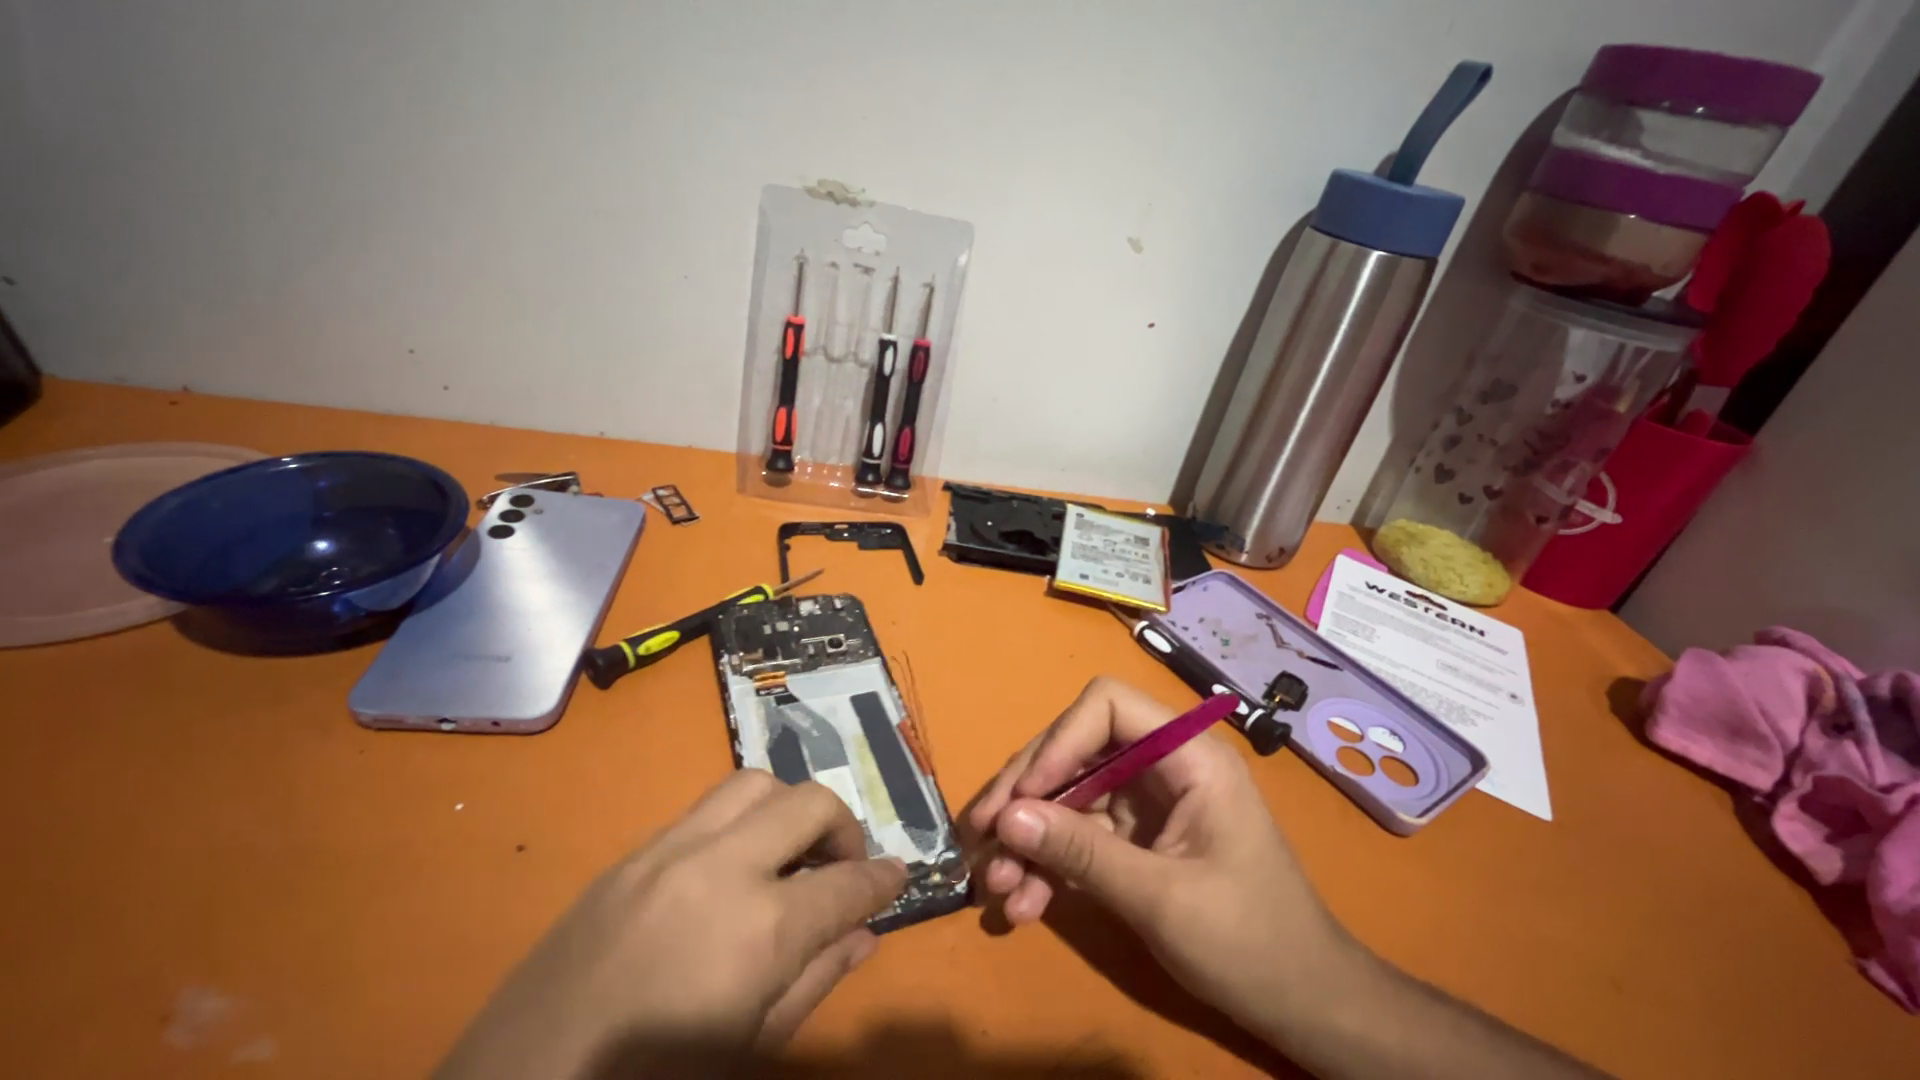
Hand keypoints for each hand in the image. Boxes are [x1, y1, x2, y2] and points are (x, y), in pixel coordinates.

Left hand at [436, 771, 907, 1078]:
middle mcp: (720, 868)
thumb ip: (816, 979)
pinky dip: (737, 823)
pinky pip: (701, 811)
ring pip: (752, 784)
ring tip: (788, 856)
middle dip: (843, 827)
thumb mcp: (750, 1048)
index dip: (883, 879)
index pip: (848, 883)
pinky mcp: (627, 856)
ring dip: (787, 809)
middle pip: (807, 803)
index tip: (899, 877)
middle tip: (843, 868)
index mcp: (760, 929)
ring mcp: (667, 852)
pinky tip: (729, 872)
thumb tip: (865, 933)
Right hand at [967, 677, 1357, 1041]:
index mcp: (1188, 756)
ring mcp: (1148, 803)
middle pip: (1076, 749)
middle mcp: (1164, 766)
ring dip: (1029, 838)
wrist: (1303, 1002)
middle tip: (979, 836)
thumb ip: (1081, 852)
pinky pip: (1079, 836)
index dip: (1057, 742)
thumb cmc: (1250, 942)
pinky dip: (1049, 865)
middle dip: (1026, 794)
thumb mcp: (1160, 898)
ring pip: (1068, 795)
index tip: (1021, 797)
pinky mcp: (1137, 840)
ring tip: (995, 885)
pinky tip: (1024, 905)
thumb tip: (1005, 819)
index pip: (1107, 706)